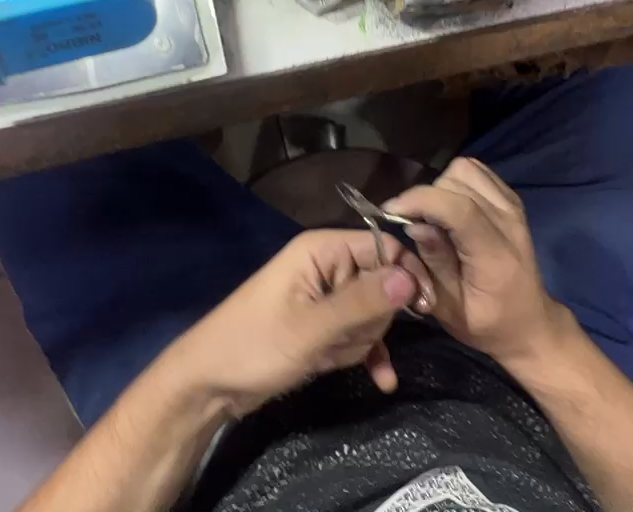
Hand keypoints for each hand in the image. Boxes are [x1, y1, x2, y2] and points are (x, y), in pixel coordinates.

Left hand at [162, 229, 421, 416]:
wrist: (207, 387)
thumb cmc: (253, 346)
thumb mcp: (311, 328)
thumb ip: (362, 303)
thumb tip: (411, 277)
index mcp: (322, 250)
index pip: (383, 247)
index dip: (406, 274)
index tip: (425, 308)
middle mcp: (327, 266)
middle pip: (381, 284)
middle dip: (372, 319)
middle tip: (341, 339)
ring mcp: (325, 298)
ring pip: (372, 315)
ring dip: (360, 342)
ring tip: (326, 356)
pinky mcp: (323, 327)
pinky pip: (360, 335)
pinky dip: (368, 355)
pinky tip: (381, 380)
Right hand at [384, 158, 573, 367]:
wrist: (530, 324)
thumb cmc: (487, 325)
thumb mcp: (450, 309)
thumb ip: (433, 263)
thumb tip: (414, 225)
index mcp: (495, 256)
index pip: (459, 209)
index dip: (421, 200)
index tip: (391, 210)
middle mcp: (508, 223)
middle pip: (459, 184)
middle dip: (427, 197)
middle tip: (413, 223)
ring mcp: (513, 208)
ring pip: (467, 170)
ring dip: (441, 186)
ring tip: (432, 214)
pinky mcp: (512, 201)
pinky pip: (478, 171)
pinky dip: (457, 181)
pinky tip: (450, 206)